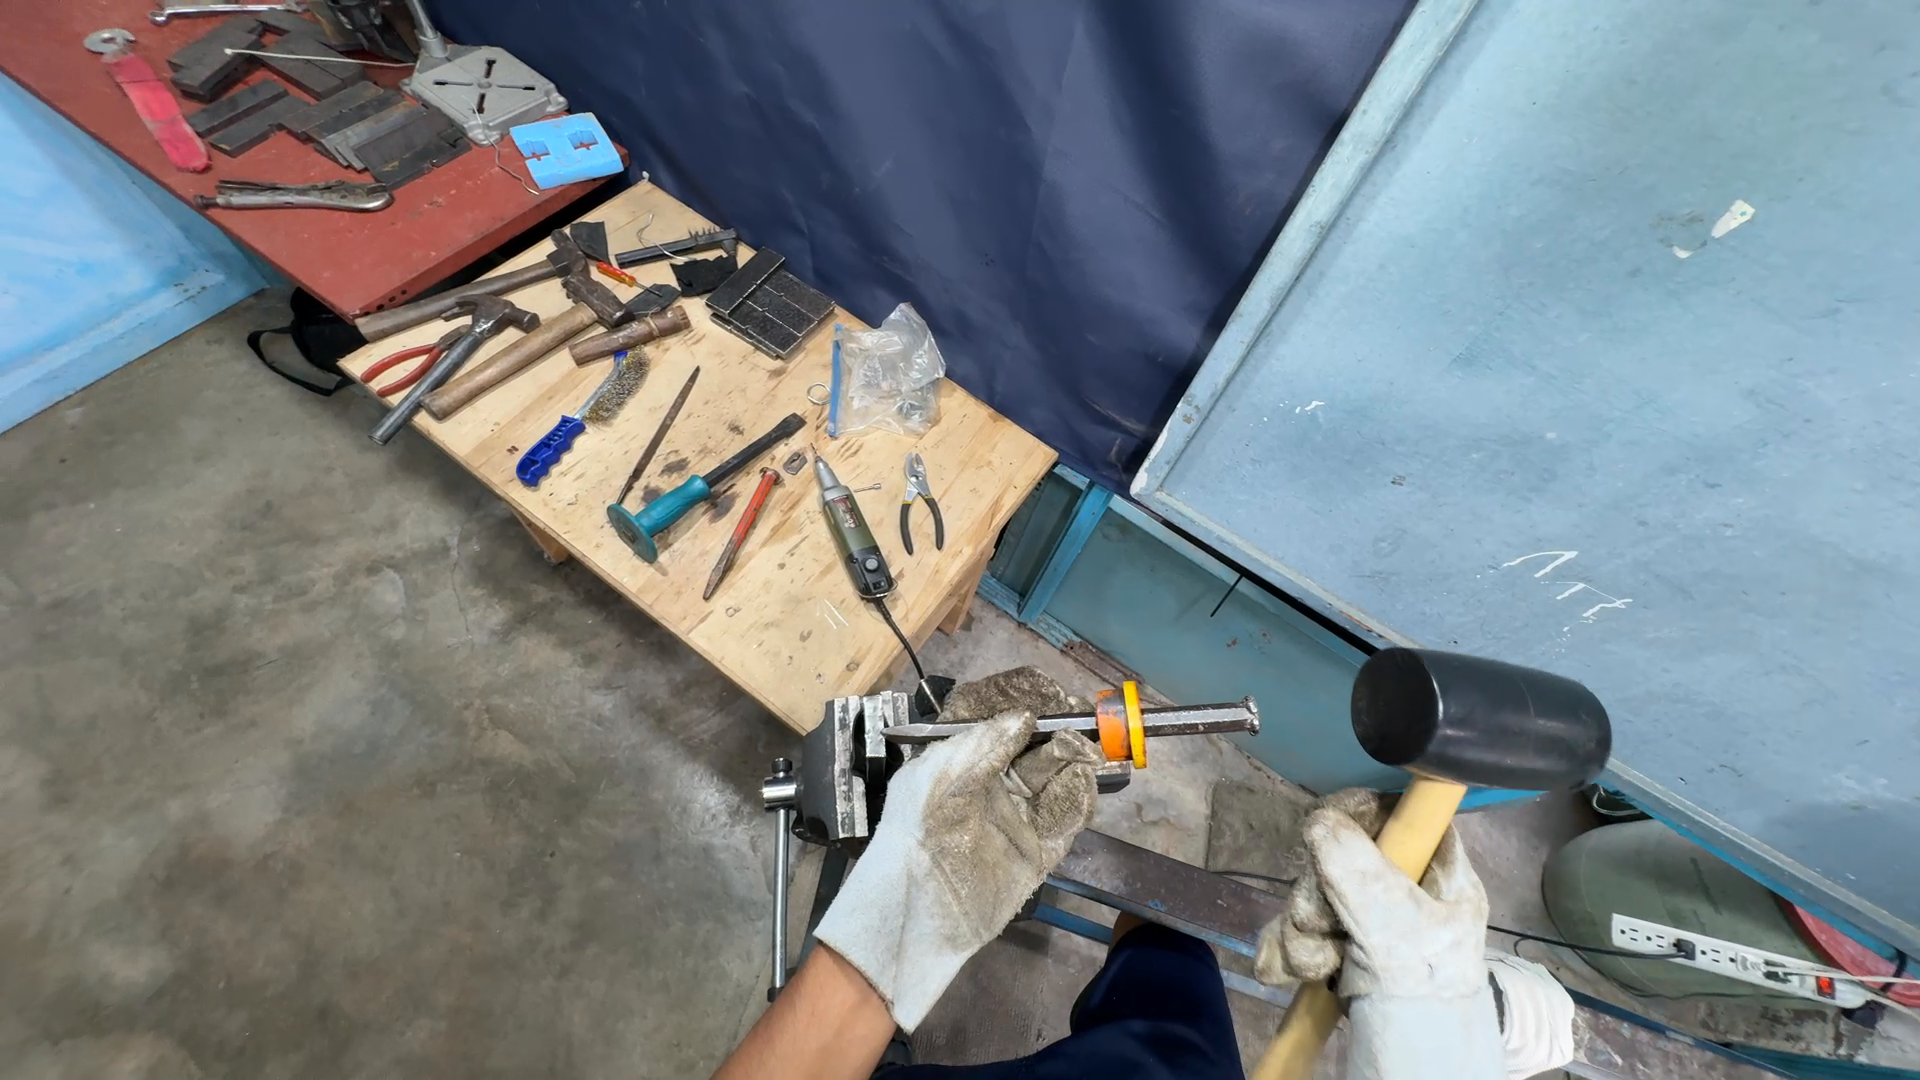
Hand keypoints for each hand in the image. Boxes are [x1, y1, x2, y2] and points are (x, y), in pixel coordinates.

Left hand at [813, 707, 1100, 1030]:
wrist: (913, 909)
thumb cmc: (917, 827)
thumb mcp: (940, 774)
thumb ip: (983, 743)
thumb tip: (1023, 717)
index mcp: (963, 759)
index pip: (1001, 721)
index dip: (1026, 704)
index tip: (1050, 693)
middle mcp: (992, 783)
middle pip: (1035, 747)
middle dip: (1058, 730)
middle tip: (1082, 718)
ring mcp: (1016, 816)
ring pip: (1055, 778)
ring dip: (1072, 760)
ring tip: (1083, 748)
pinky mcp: (1037, 851)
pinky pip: (1066, 819)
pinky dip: (1079, 797)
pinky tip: (1084, 781)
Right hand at [1255, 789, 1506, 1079]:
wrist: (1407, 1072)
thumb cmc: (1423, 1001)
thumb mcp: (1398, 928)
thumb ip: (1358, 868)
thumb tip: (1318, 819)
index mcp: (1436, 875)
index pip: (1397, 813)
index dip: (1359, 810)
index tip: (1329, 826)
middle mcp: (1401, 890)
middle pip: (1338, 851)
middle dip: (1316, 889)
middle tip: (1319, 920)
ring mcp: (1367, 919)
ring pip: (1312, 888)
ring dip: (1300, 926)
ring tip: (1314, 962)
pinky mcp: (1338, 944)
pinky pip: (1299, 923)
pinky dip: (1287, 947)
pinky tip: (1290, 970)